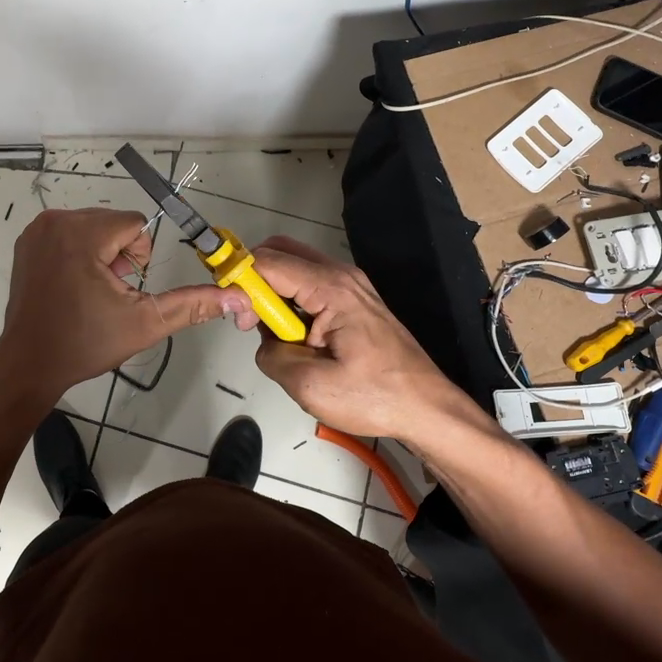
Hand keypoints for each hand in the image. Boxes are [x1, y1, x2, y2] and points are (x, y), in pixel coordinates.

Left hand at [0, 209, 252, 412]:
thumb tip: (237, 297)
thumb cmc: (85, 343)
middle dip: (118, 255)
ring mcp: (36, 230)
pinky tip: (70, 288)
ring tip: (87, 293)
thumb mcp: (144, 322)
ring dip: (99, 255)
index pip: (134, 224)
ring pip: (92, 227)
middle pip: (113, 222)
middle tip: (103, 294)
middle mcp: (55, 221)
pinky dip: (76, 254)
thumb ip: (192, 304)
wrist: (30, 363)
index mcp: (81, 233)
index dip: (138, 257)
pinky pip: (69, 234)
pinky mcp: (26, 241)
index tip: (121, 287)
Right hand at [250, 236, 490, 453]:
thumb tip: (263, 340)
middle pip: (279, 252)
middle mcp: (341, 276)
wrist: (428, 409)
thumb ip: (271, 354)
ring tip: (274, 336)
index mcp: (331, 289)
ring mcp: (351, 286)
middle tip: (250, 319)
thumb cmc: (374, 397)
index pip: (267, 261)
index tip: (234, 313)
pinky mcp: (354, 301)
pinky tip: (295, 338)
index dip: (240, 280)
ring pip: (294, 267)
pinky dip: (291, 301)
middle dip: (253, 279)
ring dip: (272, 292)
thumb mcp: (310, 385)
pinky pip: (310, 285)